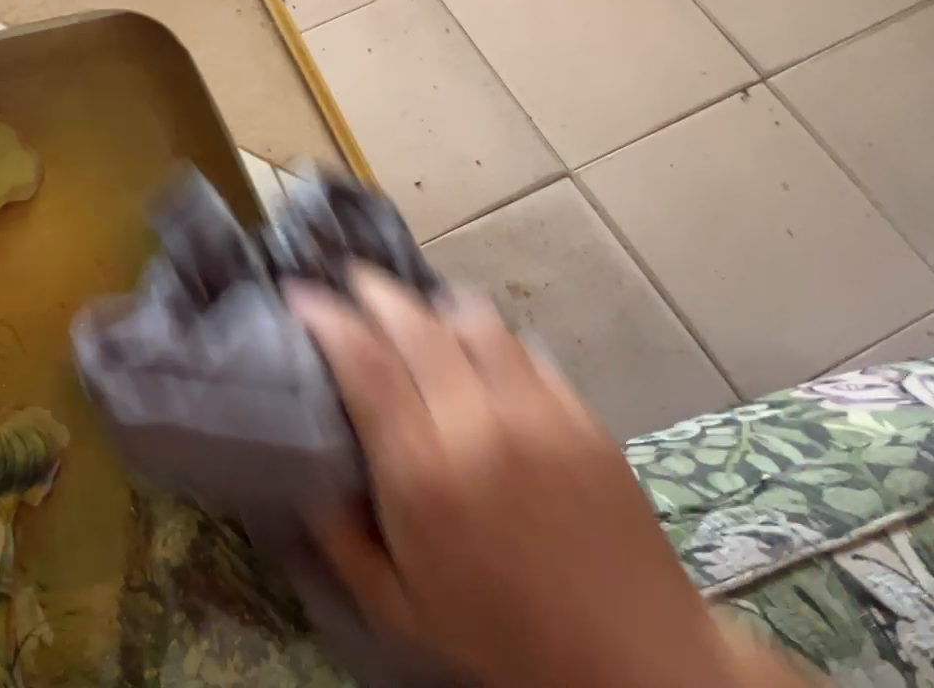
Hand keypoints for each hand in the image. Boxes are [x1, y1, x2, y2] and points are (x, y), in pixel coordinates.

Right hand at [291, 268, 813, 687]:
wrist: (635, 658)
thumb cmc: (498, 630)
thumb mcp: (392, 600)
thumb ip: (335, 531)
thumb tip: (300, 467)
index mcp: (421, 470)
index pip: (363, 361)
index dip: (325, 316)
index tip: (299, 294)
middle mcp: (478, 425)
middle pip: (415, 324)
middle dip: (372, 291)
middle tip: (347, 282)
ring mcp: (539, 415)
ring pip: (474, 321)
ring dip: (430, 305)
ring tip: (410, 310)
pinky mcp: (583, 417)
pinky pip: (524, 348)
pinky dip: (486, 334)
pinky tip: (472, 347)